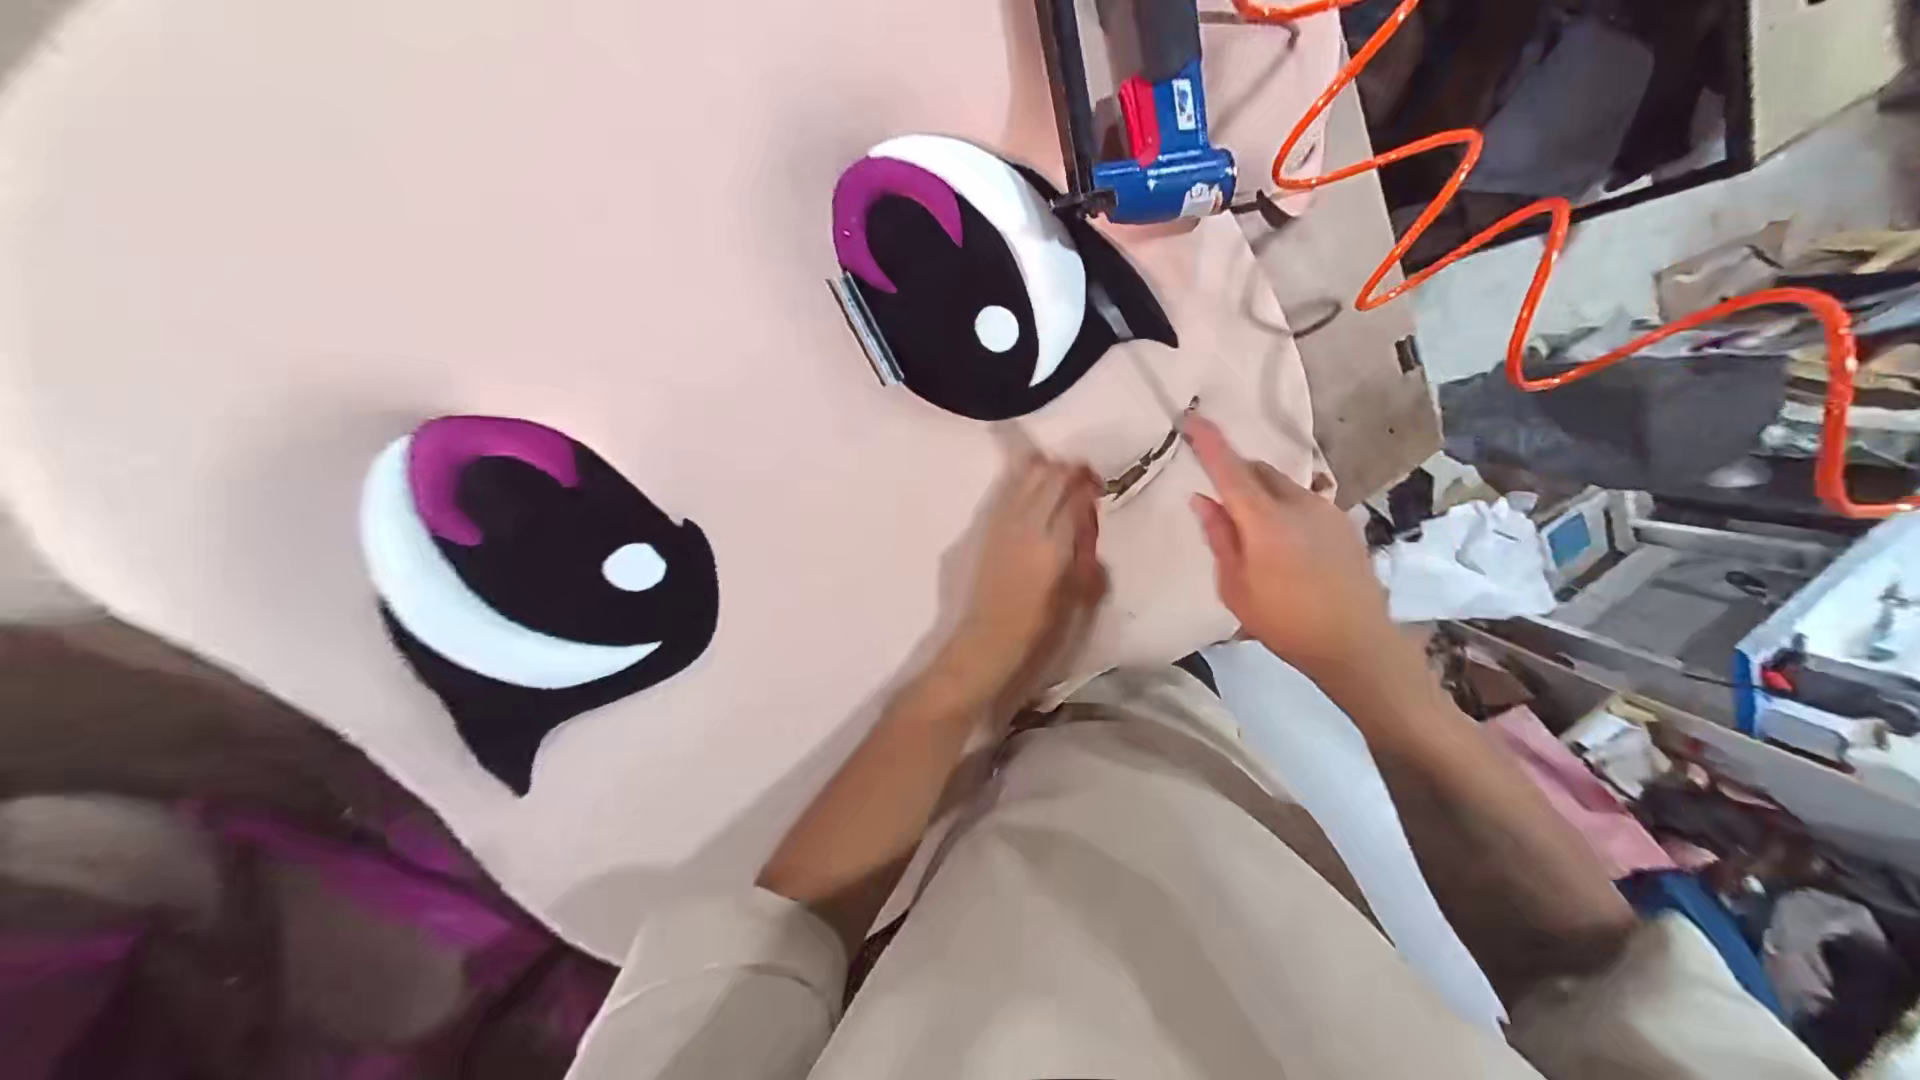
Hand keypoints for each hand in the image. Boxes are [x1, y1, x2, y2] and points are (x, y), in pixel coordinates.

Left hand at [930, 451, 1106, 712]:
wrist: (989, 638)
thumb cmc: (1040, 626)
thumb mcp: (1078, 592)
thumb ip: (1085, 550)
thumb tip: (1086, 519)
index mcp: (1054, 545)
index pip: (1075, 496)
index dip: (1089, 484)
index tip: (1099, 486)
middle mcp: (1027, 525)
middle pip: (1051, 476)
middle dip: (1070, 471)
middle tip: (1083, 480)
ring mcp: (1003, 522)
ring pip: (1026, 474)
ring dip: (1047, 470)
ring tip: (1059, 480)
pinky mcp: (986, 526)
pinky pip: (1008, 488)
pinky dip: (1024, 479)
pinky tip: (1032, 486)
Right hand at [1186, 413, 1393, 682]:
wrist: (1356, 644)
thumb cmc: (1284, 622)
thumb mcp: (1235, 586)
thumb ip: (1219, 537)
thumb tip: (1202, 498)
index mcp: (1265, 521)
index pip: (1230, 469)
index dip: (1209, 441)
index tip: (1191, 417)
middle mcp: (1298, 504)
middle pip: (1258, 470)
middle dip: (1234, 472)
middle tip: (1216, 496)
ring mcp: (1326, 510)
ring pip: (1282, 484)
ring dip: (1260, 492)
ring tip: (1251, 529)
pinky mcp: (1344, 522)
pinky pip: (1303, 500)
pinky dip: (1283, 506)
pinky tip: (1283, 542)